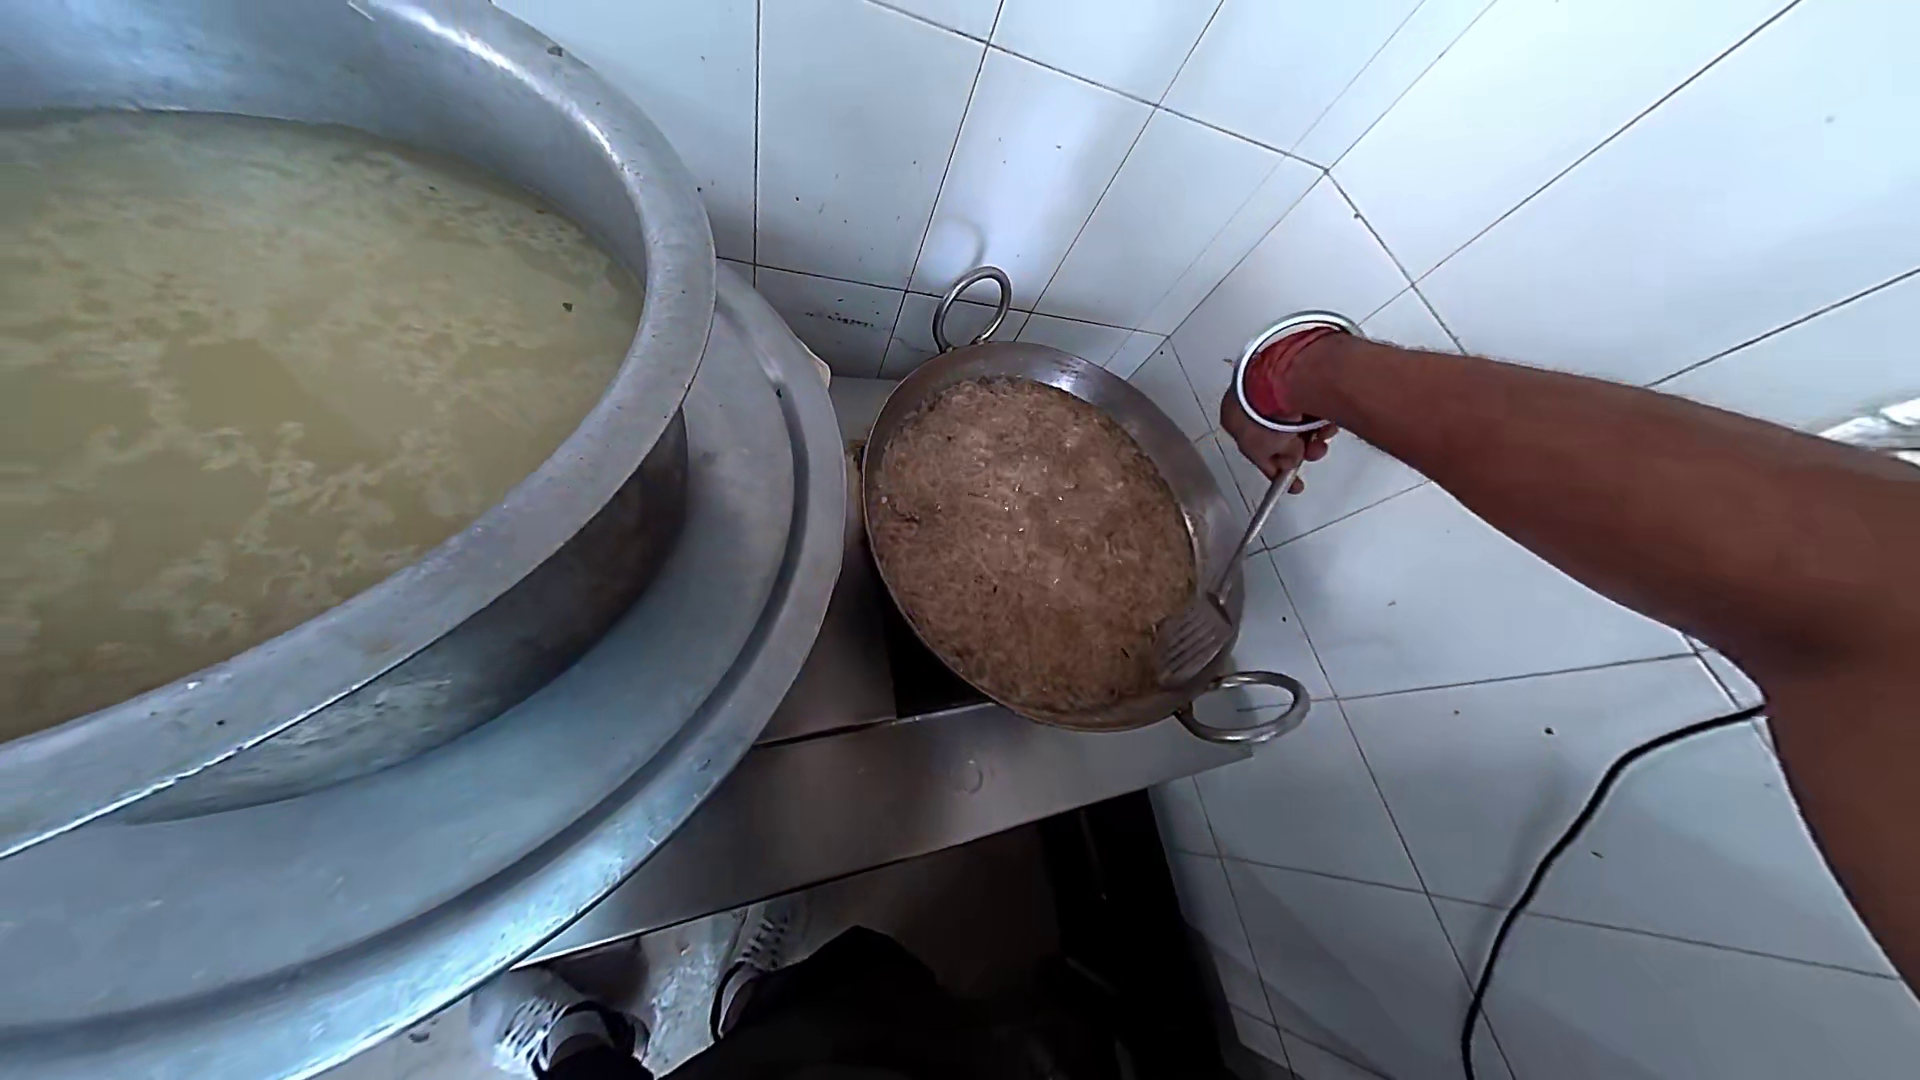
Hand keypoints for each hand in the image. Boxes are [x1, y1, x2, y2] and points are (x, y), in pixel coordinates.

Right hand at [1220, 390, 1334, 492]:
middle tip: (1315, 453)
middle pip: (1281, 434)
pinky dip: (1322, 414)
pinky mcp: (1298, 376)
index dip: (1276, 468)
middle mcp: (1252, 403)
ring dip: (1315, 433)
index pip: (1256, 451)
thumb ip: (1277, 461)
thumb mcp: (1264, 451)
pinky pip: (1312, 402)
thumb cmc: (1260, 415)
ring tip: (1324, 434)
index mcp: (1234, 420)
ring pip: (1299, 419)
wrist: (1277, 381)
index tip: (1293, 483)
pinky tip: (1328, 420)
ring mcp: (1275, 388)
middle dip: (1301, 449)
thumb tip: (1290, 461)